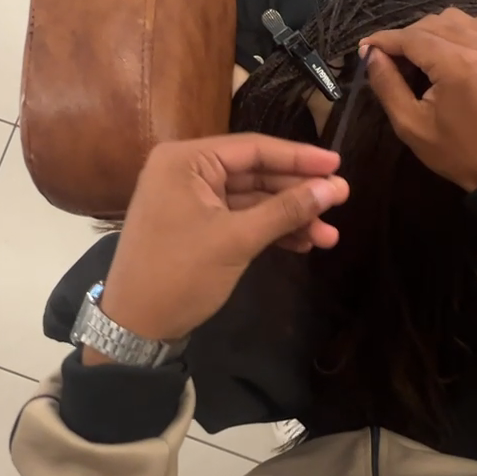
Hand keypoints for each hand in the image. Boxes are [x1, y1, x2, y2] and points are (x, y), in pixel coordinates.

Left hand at [95, 134, 349, 348]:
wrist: (135, 327)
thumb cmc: (180, 274)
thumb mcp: (237, 240)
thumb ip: (285, 210)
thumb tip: (333, 188)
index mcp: (185, 160)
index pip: (253, 148)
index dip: (299, 157)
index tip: (339, 166)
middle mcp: (186, 171)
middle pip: (255, 173)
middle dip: (298, 192)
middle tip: (341, 201)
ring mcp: (191, 200)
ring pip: (252, 200)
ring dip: (289, 216)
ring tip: (329, 235)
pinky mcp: (198, 227)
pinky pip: (241, 219)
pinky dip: (270, 231)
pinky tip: (303, 244)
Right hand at [361, 7, 476, 191]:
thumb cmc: (456, 152)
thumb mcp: (411, 125)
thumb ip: (387, 85)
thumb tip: (370, 53)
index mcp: (457, 65)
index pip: (412, 37)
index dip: (385, 40)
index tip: (366, 46)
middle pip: (433, 23)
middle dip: (408, 37)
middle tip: (395, 59)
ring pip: (458, 19)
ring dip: (435, 31)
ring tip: (425, 56)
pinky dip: (463, 32)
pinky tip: (455, 52)